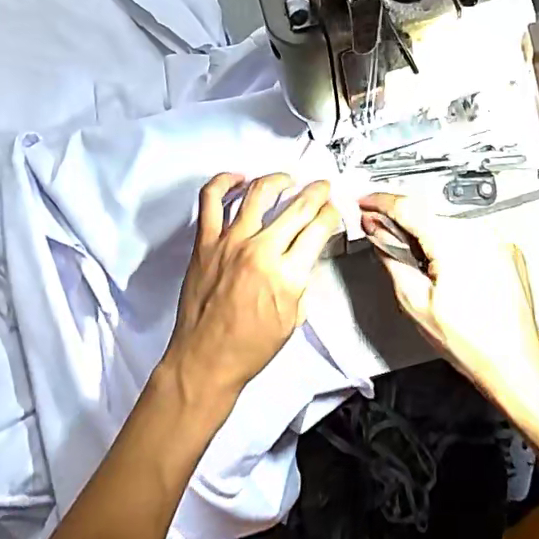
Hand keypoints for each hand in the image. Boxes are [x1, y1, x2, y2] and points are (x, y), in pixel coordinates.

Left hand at [164, 173, 339, 401]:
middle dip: (317, 193)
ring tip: (286, 180)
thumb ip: (302, 279)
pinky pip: (211, 200)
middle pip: (298, 207)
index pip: (318, 228)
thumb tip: (308, 253)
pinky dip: (224, 182)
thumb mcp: (293, 317)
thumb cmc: (246, 348)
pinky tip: (237, 178)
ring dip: (279, 180)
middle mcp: (260, 253)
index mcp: (286, 275)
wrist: (205, 361)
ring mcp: (230, 244)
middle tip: (321, 188)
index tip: (332, 211)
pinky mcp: (206, 243)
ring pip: (259, 193)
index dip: (331, 214)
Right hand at [359, 193, 538, 416]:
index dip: (380, 202)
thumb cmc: (474, 344)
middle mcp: (480, 232)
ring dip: (432, 239)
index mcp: (454, 241)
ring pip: (450, 225)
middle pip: (429, 215)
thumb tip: (377, 232)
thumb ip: (391, 258)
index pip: (407, 206)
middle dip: (406, 228)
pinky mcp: (507, 250)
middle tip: (390, 247)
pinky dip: (457, 248)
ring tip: (431, 276)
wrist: (515, 363)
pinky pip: (472, 238)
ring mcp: (497, 240)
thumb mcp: (415, 303)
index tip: (366, 202)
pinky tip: (455, 278)